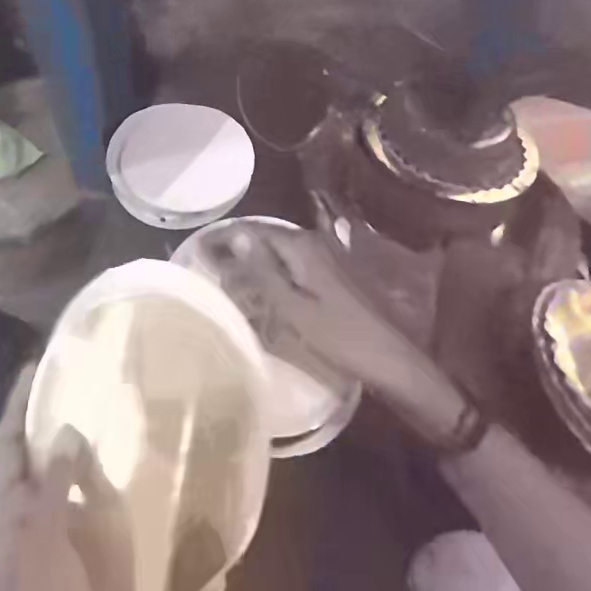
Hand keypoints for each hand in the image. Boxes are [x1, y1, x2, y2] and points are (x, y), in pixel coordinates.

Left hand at [0, 367, 95, 590]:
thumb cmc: (44, 585)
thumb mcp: (44, 529)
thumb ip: (57, 478)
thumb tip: (68, 429)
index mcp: (11, 499)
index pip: (9, 438)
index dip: (17, 402)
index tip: (34, 366)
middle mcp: (27, 504)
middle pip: (35, 450)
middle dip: (50, 418)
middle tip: (76, 384)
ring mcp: (52, 522)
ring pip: (63, 468)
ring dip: (78, 443)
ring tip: (102, 412)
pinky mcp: (79, 539)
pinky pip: (90, 493)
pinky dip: (100, 474)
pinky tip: (120, 461)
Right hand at [208, 222, 424, 392]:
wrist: (391, 360)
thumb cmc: (340, 337)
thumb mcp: (294, 309)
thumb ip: (263, 271)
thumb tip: (236, 236)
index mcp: (302, 247)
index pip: (253, 230)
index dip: (224, 237)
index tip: (198, 249)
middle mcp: (313, 242)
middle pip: (265, 235)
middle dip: (236, 244)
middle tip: (207, 261)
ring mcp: (325, 255)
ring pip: (278, 247)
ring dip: (252, 255)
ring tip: (226, 270)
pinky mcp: (332, 271)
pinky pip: (291, 259)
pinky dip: (271, 265)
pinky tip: (260, 281)